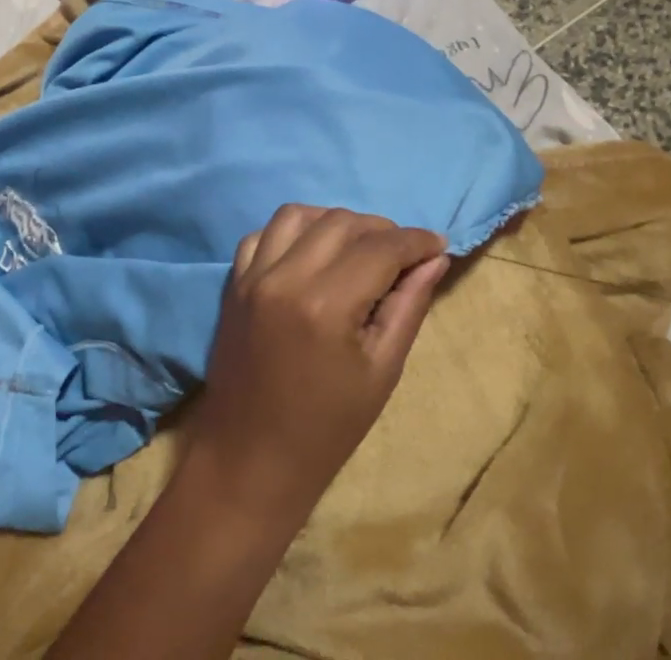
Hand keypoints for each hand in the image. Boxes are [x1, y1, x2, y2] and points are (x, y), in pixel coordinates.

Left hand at [185, 205, 450, 520]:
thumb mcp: (381, 371)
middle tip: (404, 255)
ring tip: (359, 249)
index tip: (438, 245)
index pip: (381, 247)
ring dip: (335, 222)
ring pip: (298, 215)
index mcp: (326, 305)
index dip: (417, 240)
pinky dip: (292, 232)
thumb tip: (435, 259)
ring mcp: (251, 277)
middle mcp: (284, 278)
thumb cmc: (327, 427)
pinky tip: (312, 254)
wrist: (250, 456)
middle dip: (381, 230)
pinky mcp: (233, 284)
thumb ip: (408, 306)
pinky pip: (263, 235)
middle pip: (341, 222)